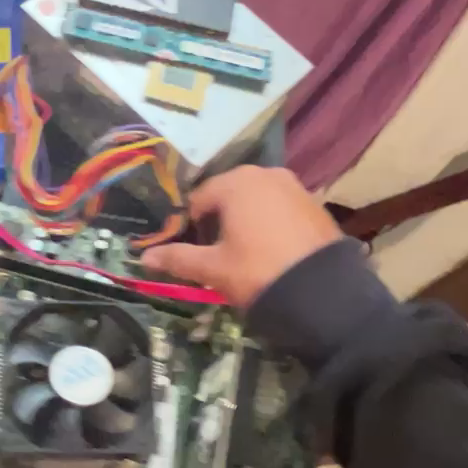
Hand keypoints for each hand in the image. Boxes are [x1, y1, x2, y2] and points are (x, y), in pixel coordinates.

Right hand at [141, 166, 343, 308]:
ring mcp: (294, 187)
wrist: (323, 293)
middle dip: (219, 221)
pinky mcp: (315, 204)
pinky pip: (281, 209)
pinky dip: (271, 224)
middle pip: (229, 196)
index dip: (191, 226)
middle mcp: (266, 174)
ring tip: (245, 254)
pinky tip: (273, 251)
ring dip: (245, 221)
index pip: (199, 200)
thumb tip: (144, 258)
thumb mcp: (214, 268)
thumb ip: (178, 259)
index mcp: (236, 182)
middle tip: (219, 255)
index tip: (195, 252)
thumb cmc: (258, 271)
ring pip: (256, 201)